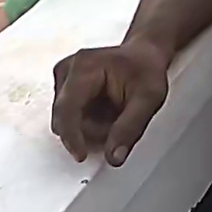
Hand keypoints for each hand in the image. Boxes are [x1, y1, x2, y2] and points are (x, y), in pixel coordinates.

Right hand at [50, 38, 171, 164]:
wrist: (143, 54)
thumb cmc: (146, 69)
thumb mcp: (149, 98)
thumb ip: (130, 129)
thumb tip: (113, 157)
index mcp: (84, 67)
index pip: (67, 109)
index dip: (72, 136)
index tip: (81, 155)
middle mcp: (67, 70)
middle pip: (65, 118)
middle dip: (89, 131)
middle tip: (117, 121)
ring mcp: (62, 79)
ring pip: (65, 121)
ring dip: (88, 127)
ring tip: (112, 113)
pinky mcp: (61, 88)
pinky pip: (67, 118)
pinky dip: (85, 122)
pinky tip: (101, 110)